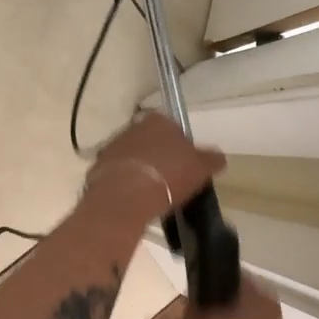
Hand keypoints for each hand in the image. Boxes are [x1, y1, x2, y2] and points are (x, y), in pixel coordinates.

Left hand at [85, 112, 225, 222]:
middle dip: (160, 156)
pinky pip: (118, 172)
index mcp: (159, 120)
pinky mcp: (99, 165)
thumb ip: (211, 159)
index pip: (174, 128)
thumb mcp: (201, 168)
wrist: (126, 195)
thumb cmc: (169, 175)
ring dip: (142, 168)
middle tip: (171, 179)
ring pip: (134, 155)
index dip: (181, 146)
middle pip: (151, 140)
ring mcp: (113, 144)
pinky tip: (135, 198)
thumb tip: (219, 157)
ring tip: (153, 192)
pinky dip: (126, 181)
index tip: (186, 165)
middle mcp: (133, 126)